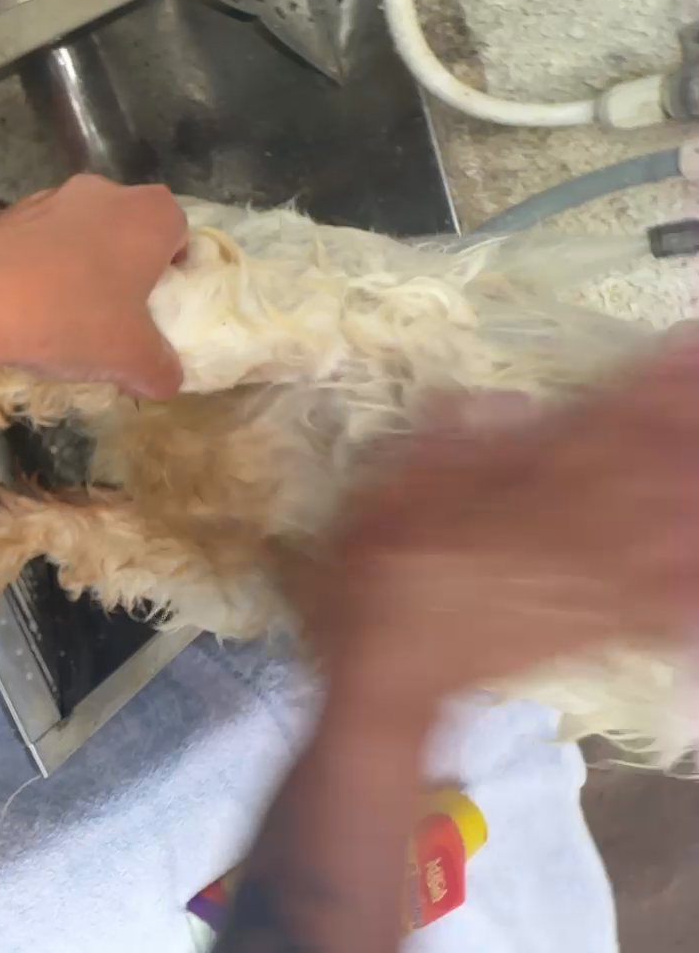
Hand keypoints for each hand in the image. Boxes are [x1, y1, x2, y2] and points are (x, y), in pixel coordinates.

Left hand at [0, 175, 187, 397]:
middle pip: (117, 232)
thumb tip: (165, 380)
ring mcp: (35, 201)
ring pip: (63, 236)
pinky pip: (15, 247)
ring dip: (63, 269)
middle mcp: (94, 193)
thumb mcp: (128, 359)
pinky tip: (5, 309)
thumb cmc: (66, 321)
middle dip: (112, 271)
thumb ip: (159, 368)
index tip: (149, 310)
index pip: (176, 236)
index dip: (167, 275)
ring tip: (48, 318)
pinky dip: (17, 271)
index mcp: (146, 214)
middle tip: (101, 318)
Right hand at [296, 329, 698, 715]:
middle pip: (654, 477)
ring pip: (678, 532)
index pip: (585, 436)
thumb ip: (425, 460)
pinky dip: (697, 582)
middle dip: (689, 431)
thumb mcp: (367, 513)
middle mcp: (563, 541)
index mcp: (500, 506)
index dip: (642, 390)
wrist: (383, 678)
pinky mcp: (604, 627)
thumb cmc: (361, 588)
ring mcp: (593, 587)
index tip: (682, 347)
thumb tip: (485, 401)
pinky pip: (675, 601)